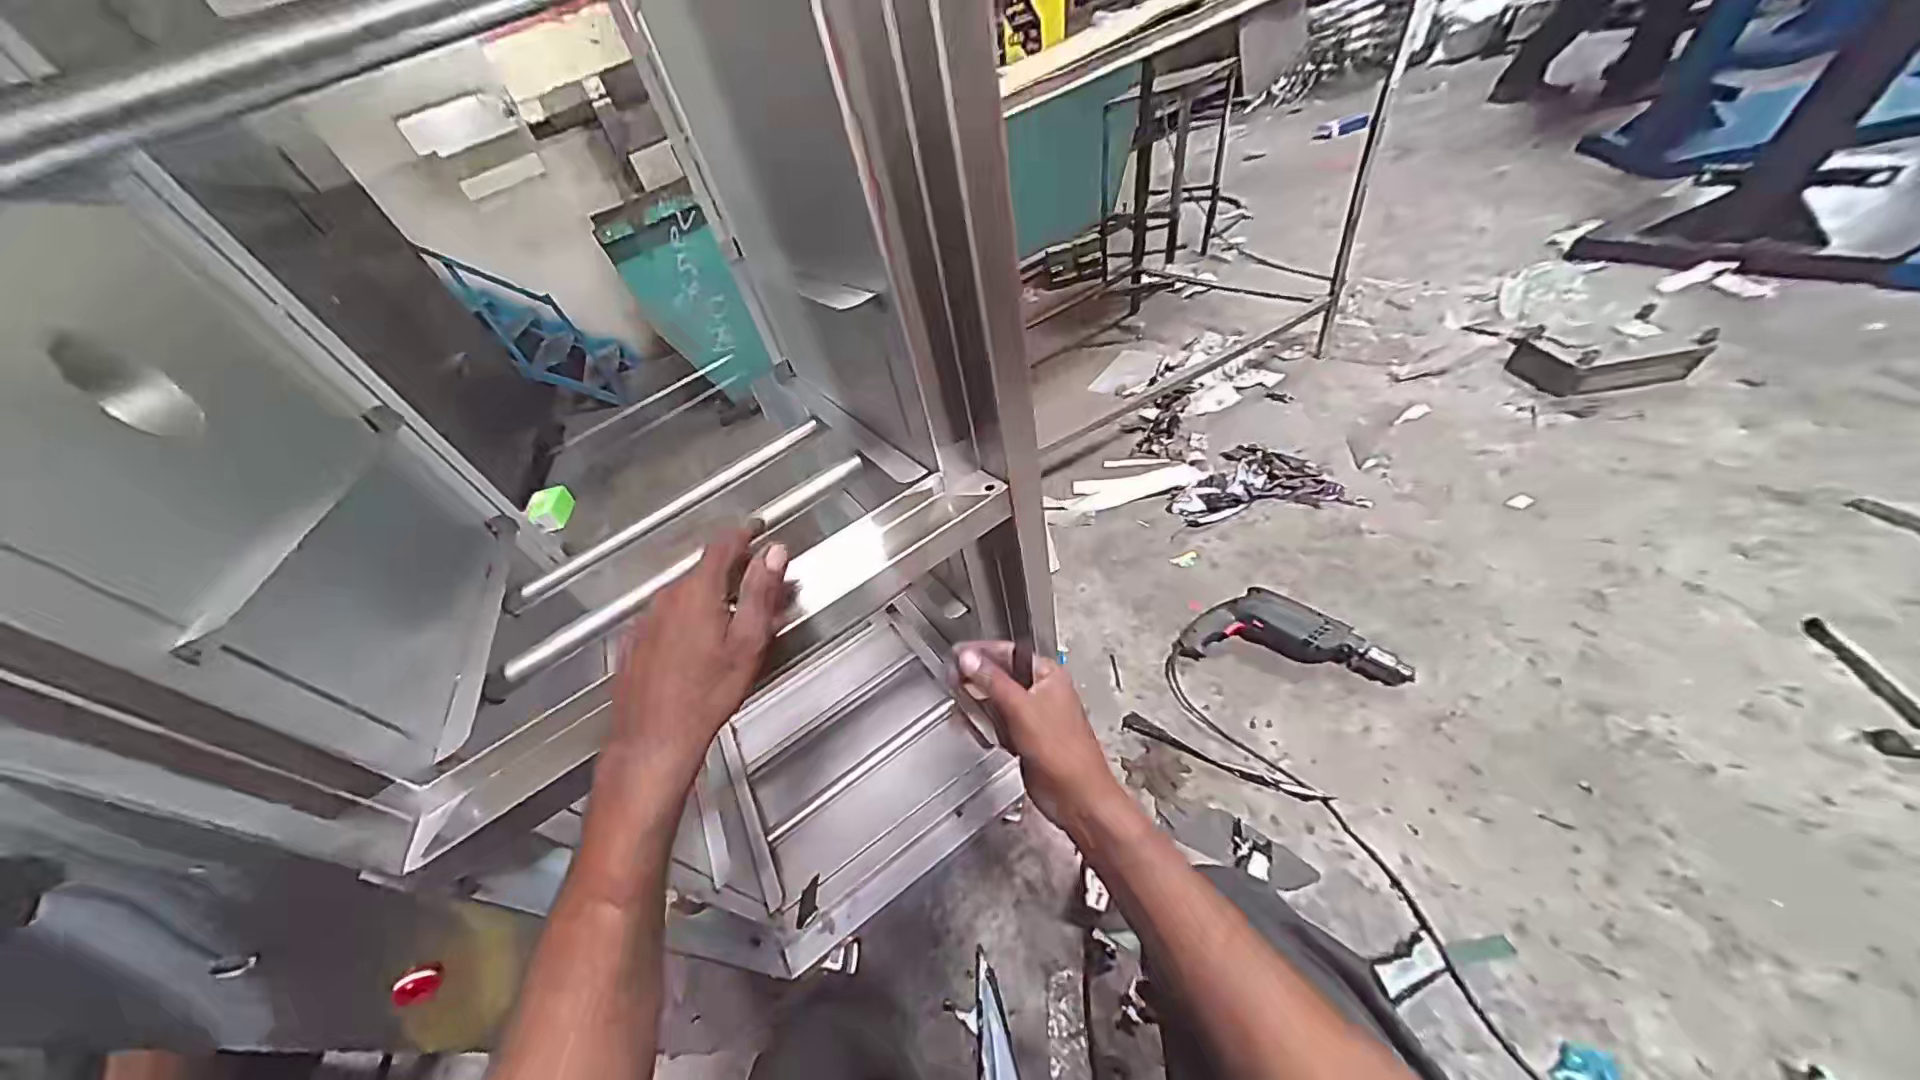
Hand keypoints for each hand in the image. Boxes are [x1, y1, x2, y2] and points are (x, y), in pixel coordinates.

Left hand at [609, 527, 790, 778]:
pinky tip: (706, 644)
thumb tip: (774, 555)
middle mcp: (668, 599)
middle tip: (762, 585)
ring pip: (689, 595)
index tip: (757, 530)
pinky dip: (692, 618)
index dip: (745, 534)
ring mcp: (648, 620)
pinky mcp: (638, 641)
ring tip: (739, 621)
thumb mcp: (749, 640)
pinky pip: (671, 617)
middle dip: (737, 573)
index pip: (723, 545)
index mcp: (698, 592)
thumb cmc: (704, 696)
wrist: (655, 738)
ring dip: (715, 597)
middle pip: (707, 571)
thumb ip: (762, 591)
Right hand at [953, 642, 1119, 825]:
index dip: (982, 652)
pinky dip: (988, 722)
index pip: (1009, 652)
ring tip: (962, 696)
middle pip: (1003, 674)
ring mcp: (1036, 715)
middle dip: (978, 677)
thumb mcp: (1021, 709)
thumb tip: (970, 659)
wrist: (1077, 796)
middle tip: (954, 675)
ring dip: (981, 700)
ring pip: (1000, 699)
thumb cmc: (1065, 755)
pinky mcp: (1028, 736)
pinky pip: (1002, 722)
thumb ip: (992, 681)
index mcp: (1049, 676)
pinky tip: (975, 722)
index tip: (959, 655)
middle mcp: (1044, 692)